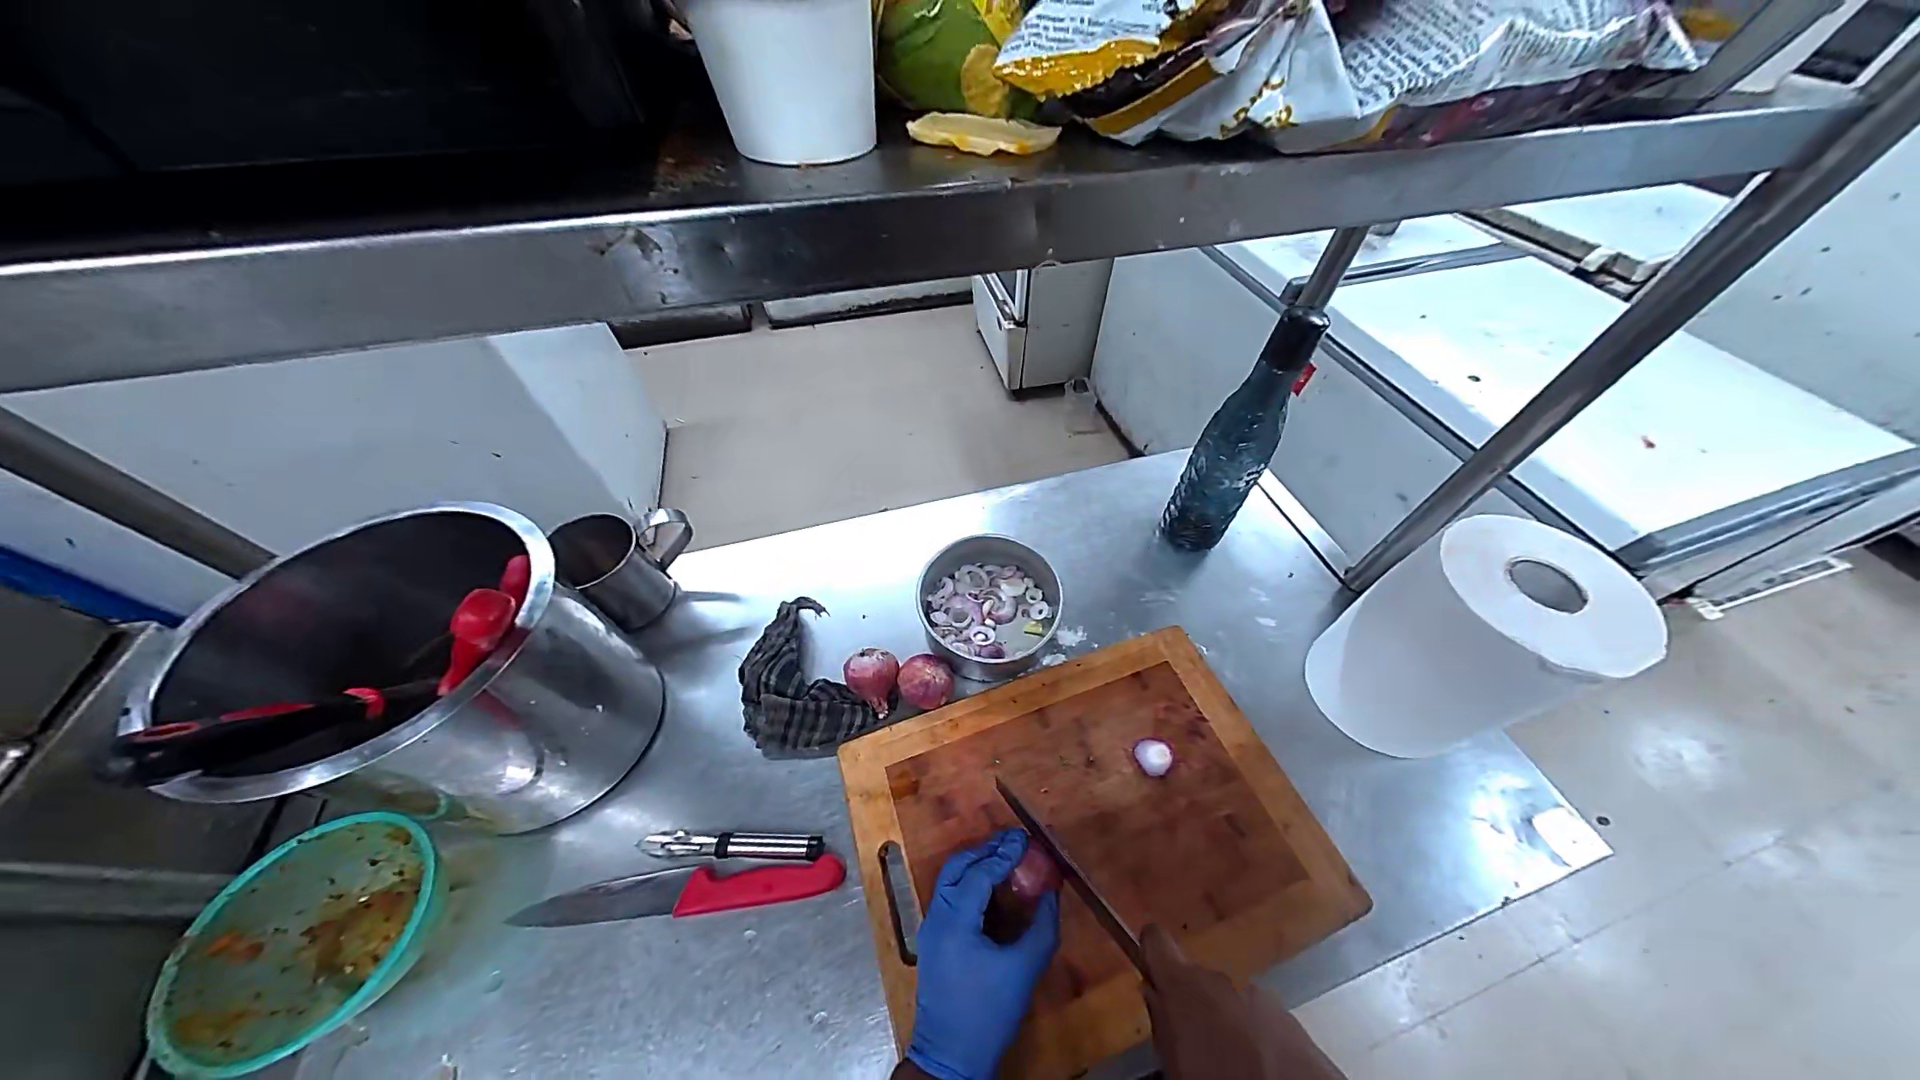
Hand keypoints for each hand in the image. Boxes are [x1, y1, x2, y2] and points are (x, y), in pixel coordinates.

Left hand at [903, 829, 1061, 1079]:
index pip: (980, 873)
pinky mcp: (933, 939)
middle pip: (957, 866)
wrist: (950, 1056)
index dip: (1004, 854)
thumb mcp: (1023, 971)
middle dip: (986, 850)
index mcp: (955, 919)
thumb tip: (1052, 895)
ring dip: (976, 863)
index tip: (1025, 838)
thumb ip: (1042, 929)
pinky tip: (991, 885)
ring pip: (949, 879)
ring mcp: (931, 927)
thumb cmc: (988, 1012)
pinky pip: (949, 896)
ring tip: (1004, 856)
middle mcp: (937, 915)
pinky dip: (969, 881)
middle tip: (1014, 840)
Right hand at [1141, 924, 1345, 1079]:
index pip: (1155, 938)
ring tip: (1231, 1068)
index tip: (1150, 978)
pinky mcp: (1293, 1022)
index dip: (1150, 953)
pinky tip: (1262, 1074)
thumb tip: (1153, 992)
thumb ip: (1160, 1023)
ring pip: (1229, 1003)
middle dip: (1192, 1006)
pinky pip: (1261, 1022)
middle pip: (1194, 979)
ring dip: (1226, 1025)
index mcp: (1185, 986)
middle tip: (1193, 1050)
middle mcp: (1220, 980)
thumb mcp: (1174, 1067)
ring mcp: (1259, 997)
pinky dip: (1257, 1041)